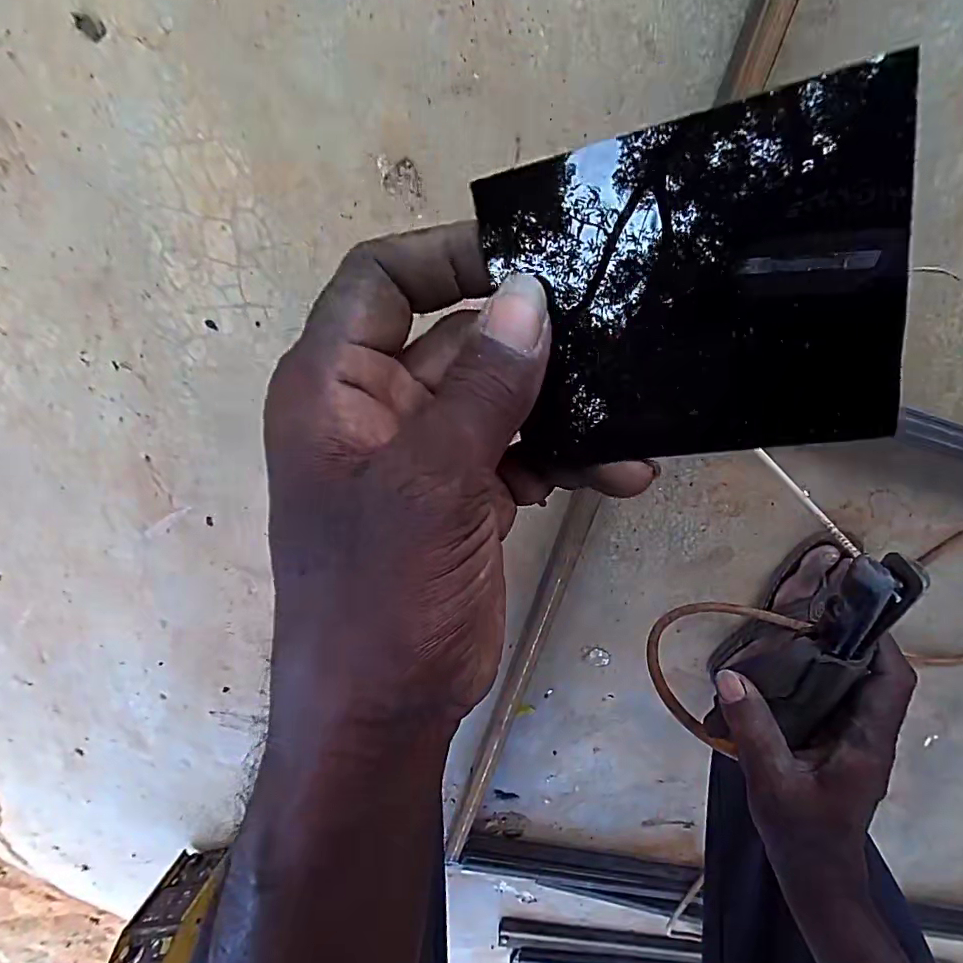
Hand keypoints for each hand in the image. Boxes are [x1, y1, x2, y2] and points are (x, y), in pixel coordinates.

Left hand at [263, 222, 653, 744]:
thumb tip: (526, 295)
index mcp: (334, 388)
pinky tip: (617, 473)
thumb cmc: (378, 596)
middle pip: (455, 337)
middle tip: (612, 330)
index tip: (524, 255)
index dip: (443, 255)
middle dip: (528, 340)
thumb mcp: (428, 484)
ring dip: (560, 407)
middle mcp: (375, 409)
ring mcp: (423, 455)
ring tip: (629, 417)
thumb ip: (480, 390)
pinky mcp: (462, 497)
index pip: (378, 281)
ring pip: (498, 398)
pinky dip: (561, 457)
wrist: (380, 708)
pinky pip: (517, 451)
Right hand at [714, 636, 917, 873]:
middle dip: (850, 642)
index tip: (848, 611)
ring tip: (789, 636)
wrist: (816, 878)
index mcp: (867, 742)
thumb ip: (752, 727)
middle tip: (807, 615)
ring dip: (830, 660)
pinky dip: (813, 682)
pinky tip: (779, 676)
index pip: (893, 682)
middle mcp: (868, 738)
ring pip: (854, 690)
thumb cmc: (802, 833)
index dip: (881, 643)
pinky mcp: (835, 750)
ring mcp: (854, 745)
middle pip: (876, 678)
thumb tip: (728, 675)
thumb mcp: (770, 779)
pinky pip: (832, 705)